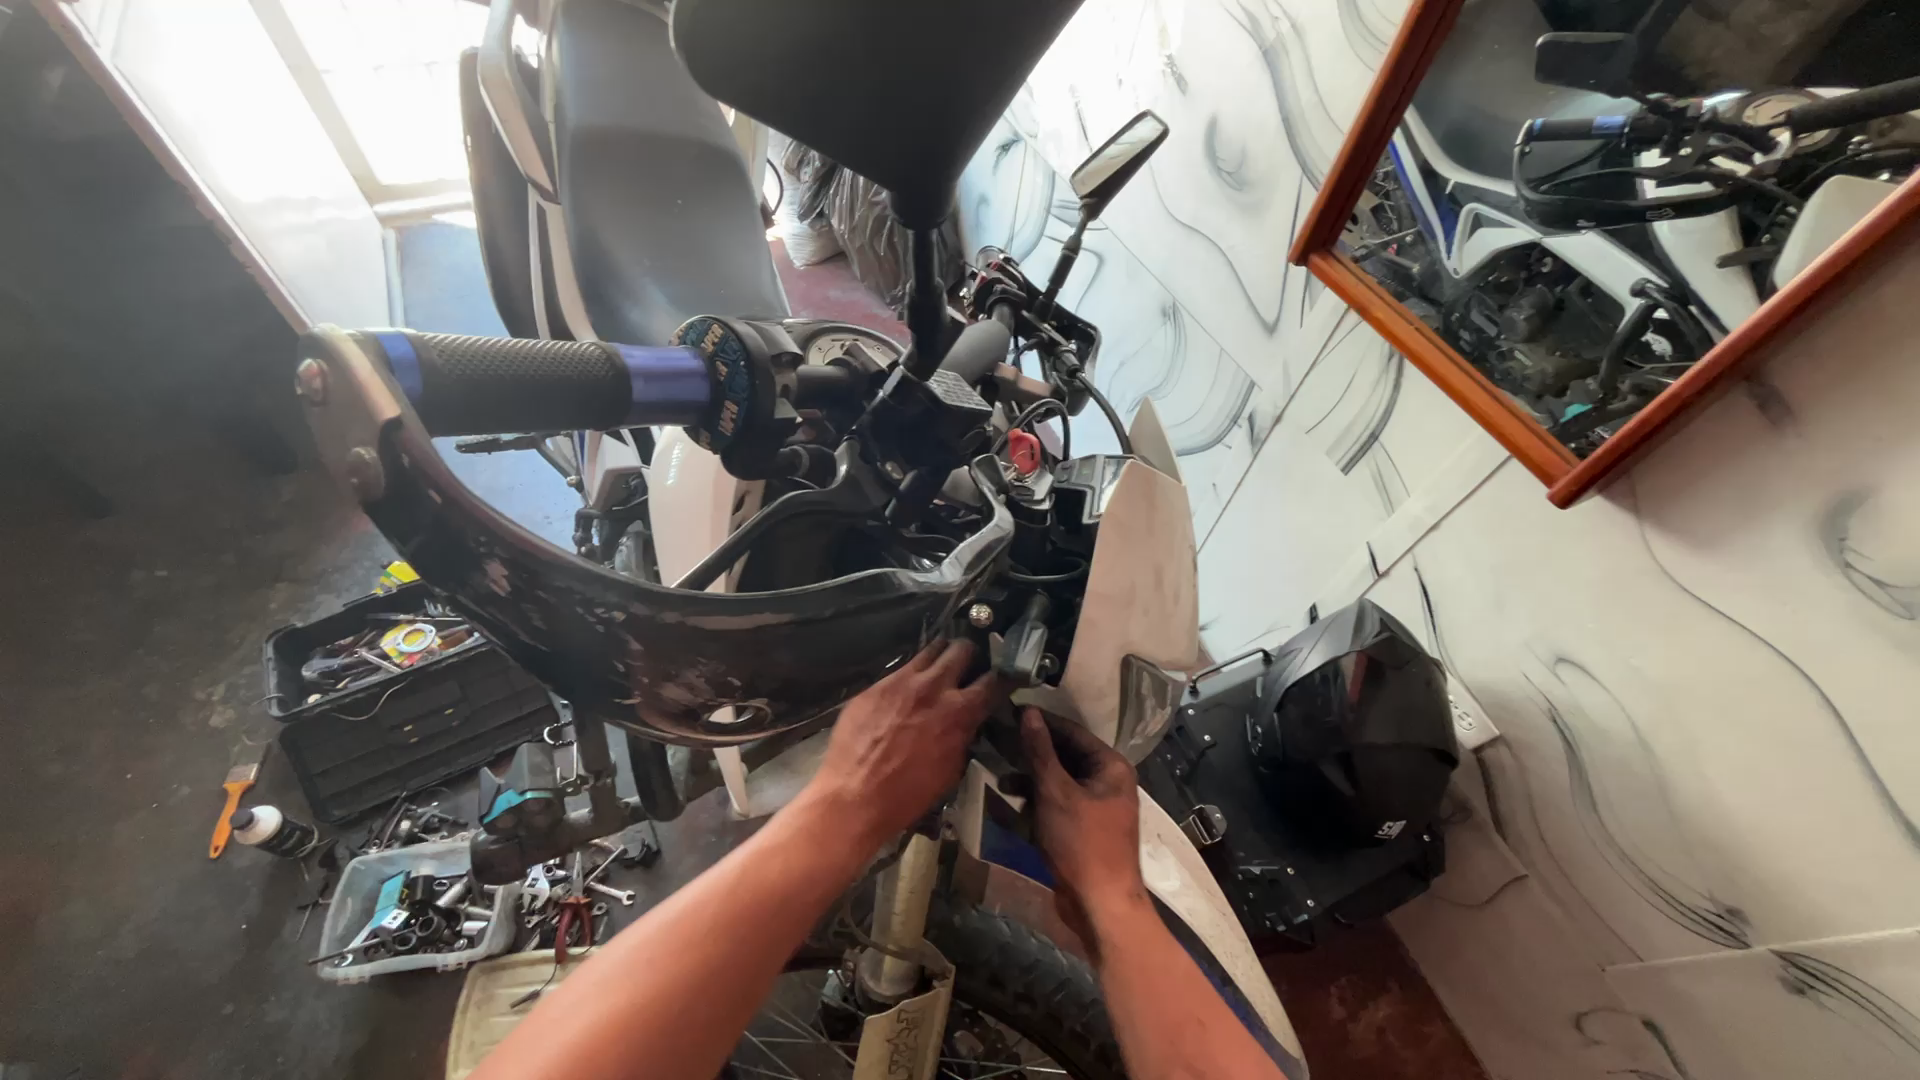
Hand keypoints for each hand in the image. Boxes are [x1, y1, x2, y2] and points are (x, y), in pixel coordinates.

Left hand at [802, 640, 998, 847]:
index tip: (1006, 676)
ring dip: (940, 658)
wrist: (853, 797)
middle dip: (970, 655)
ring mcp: (901, 681)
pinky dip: (910, 677)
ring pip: (930, 649)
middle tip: (968, 666)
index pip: (995, 680)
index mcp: (959, 711)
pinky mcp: (875, 685)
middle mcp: (933, 686)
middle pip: (963, 648)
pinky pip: (900, 669)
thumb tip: (968, 722)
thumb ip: (963, 735)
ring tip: (938, 670)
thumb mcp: (951, 768)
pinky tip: (904, 693)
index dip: (1005, 676)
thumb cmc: (908, 794)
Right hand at [1020, 707, 1148, 945]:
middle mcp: (1107, 781)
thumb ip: (1040, 751)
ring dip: (1030, 780)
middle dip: (1031, 753)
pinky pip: (1056, 804)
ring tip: (1001, 781)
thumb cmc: (1082, 843)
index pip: (1071, 731)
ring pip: (1057, 781)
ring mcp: (1095, 806)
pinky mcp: (1082, 828)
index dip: (1040, 722)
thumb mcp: (1055, 792)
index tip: (1008, 711)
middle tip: (997, 742)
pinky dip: (1036, 802)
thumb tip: (1028, 713)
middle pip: (1064, 755)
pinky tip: (1011, 805)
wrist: (1100, 906)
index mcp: (1110, 766)